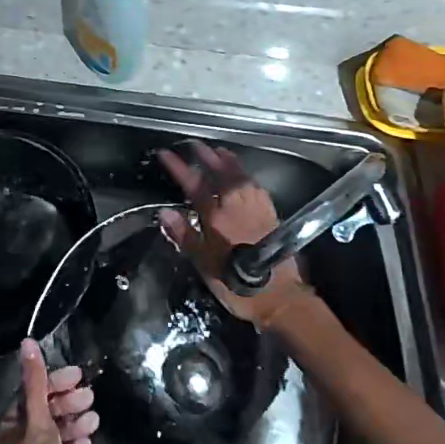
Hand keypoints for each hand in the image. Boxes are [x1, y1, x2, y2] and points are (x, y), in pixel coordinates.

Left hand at [0, 338, 97, 443]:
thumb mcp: (38, 423)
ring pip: (56, 433)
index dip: (53, 382)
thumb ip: (36, 383)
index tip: (78, 374)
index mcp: (6, 429)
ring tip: (93, 420)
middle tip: (90, 397)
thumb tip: (27, 342)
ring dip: (75, 424)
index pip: (30, 394)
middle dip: (68, 403)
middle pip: (44, 412)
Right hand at [157, 140, 314, 329]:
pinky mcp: (272, 215)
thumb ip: (184, 236)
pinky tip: (244, 175)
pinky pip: (256, 186)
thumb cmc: (236, 284)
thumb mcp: (203, 264)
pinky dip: (246, 175)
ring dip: (228, 162)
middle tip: (195, 144)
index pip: (194, 185)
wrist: (280, 298)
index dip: (179, 168)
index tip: (165, 154)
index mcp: (217, 218)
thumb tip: (164, 213)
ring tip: (219, 150)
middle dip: (207, 157)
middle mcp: (237, 207)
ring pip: (241, 177)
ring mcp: (257, 209)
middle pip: (221, 175)